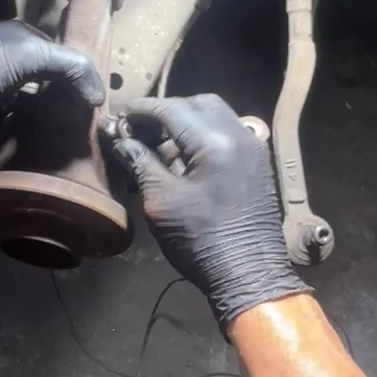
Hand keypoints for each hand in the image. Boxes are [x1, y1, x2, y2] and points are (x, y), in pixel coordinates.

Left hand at [0, 21, 104, 152]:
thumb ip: (70, 68)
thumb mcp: (29, 57)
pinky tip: (28, 145)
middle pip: (52, 86)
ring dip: (42, 125)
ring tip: (59, 142)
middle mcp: (13, 60)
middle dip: (64, 106)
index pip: (68, 59)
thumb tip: (99, 97)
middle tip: (80, 130)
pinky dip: (20, 135)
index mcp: (25, 39)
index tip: (97, 109)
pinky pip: (14, 126)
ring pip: (35, 109)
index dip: (83, 81)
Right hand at [103, 95, 310, 323]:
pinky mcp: (257, 163)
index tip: (119, 117)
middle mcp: (238, 135)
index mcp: (214, 142)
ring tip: (158, 148)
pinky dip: (203, 137)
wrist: (248, 273)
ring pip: (215, 116)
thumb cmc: (200, 241)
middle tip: (140, 130)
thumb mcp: (161, 200)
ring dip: (185, 124)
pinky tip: (183, 159)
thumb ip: (140, 162)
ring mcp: (253, 148)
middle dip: (166, 112)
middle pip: (198, 104)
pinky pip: (227, 134)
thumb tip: (119, 139)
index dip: (141, 110)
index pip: (171, 108)